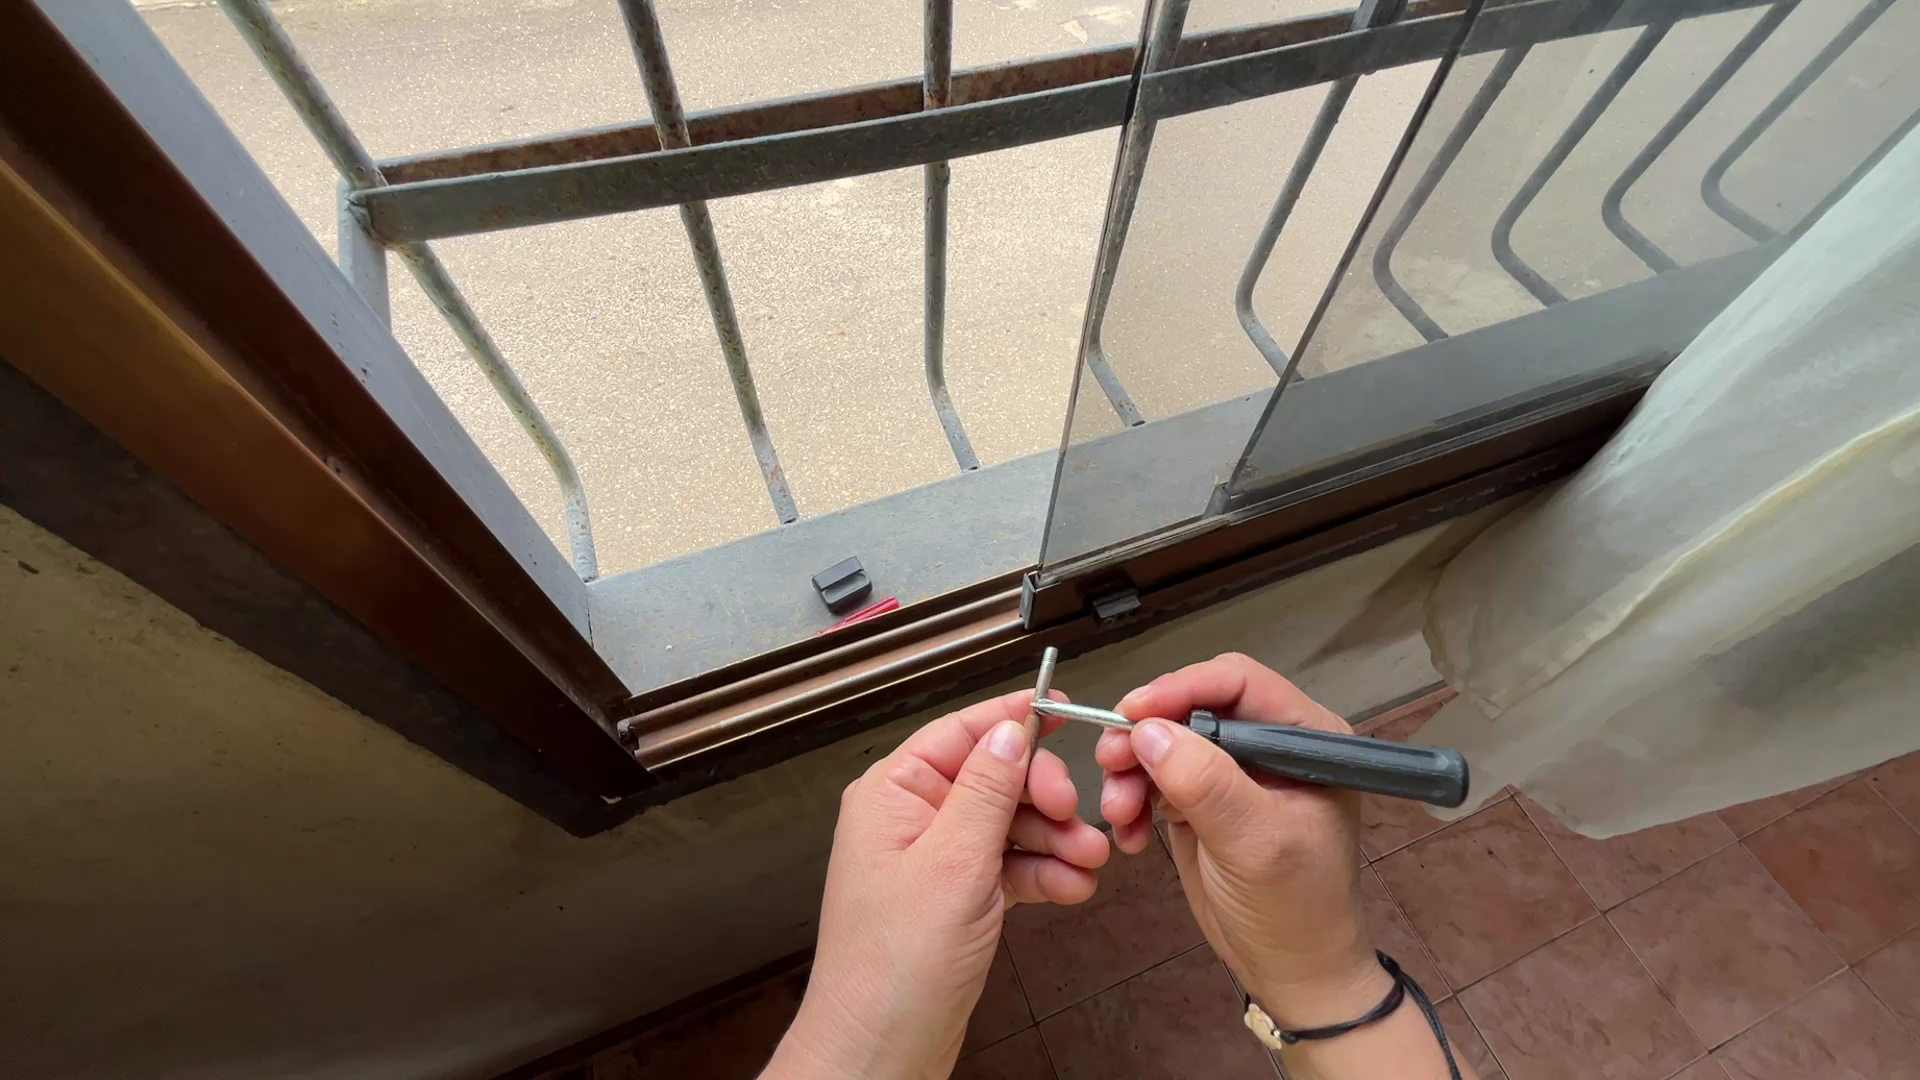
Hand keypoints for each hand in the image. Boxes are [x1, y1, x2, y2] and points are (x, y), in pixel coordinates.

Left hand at [765, 690, 1109, 1079]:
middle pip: (993, 777)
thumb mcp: (953, 863)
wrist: (882, 1056)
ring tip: (1091, 859)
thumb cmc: (894, 963)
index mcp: (895, 791)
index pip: (960, 731)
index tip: (1060, 706)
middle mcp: (914, 814)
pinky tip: (1073, 887)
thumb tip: (1011, 728)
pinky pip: (1008, 865)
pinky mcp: (959, 892)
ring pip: (1008, 823)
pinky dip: (1042, 873)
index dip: (1011, 716)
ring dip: (1052, 838)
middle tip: (1074, 812)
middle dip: (1040, 794)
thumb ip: (986, 791)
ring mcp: (938, 855)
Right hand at [1096, 654, 1388, 1027]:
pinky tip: (1131, 834)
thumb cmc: (1294, 909)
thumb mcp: (1256, 844)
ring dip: (1130, 770)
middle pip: (1190, 705)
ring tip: (1119, 812)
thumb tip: (1147, 730)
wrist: (1289, 974)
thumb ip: (1206, 783)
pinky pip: (1151, 775)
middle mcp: (1263, 740)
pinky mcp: (1197, 794)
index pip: (1236, 681)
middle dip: (1145, 732)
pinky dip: (1132, 798)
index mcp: (1301, 735)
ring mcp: (1228, 767)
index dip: (1181, 687)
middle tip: (1109, 761)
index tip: (1131, 712)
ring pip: (1162, 738)